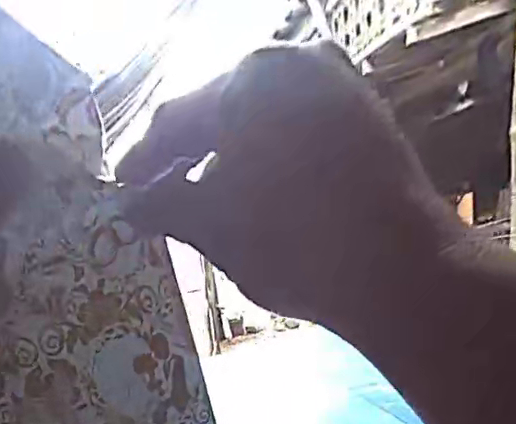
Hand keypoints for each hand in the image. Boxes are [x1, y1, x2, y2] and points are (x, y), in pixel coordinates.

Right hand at [118, 43, 460, 336]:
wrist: (394, 268)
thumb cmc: (292, 245)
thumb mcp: (217, 228)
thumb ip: (166, 206)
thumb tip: (130, 204)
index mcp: (246, 79)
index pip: (174, 119)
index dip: (141, 159)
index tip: (120, 188)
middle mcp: (292, 62)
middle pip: (216, 111)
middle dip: (183, 157)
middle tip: (155, 194)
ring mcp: (334, 82)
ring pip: (256, 119)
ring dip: (222, 158)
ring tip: (200, 200)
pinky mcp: (361, 113)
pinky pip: (291, 129)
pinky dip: (263, 158)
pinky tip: (250, 192)